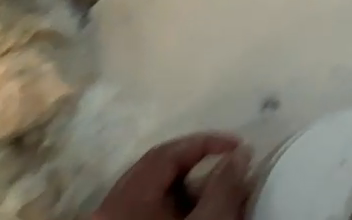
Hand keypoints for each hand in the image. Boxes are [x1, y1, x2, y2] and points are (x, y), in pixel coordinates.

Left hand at [93, 132, 250, 219]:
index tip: (239, 146)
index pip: (167, 152)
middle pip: (159, 170)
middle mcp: (109, 206)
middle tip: (230, 165)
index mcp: (125, 198)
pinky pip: (147, 209)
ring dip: (189, 186)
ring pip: (154, 191)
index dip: (206, 142)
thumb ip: (224, 185)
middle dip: (199, 163)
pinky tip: (196, 209)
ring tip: (218, 188)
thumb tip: (241, 152)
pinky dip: (175, 204)